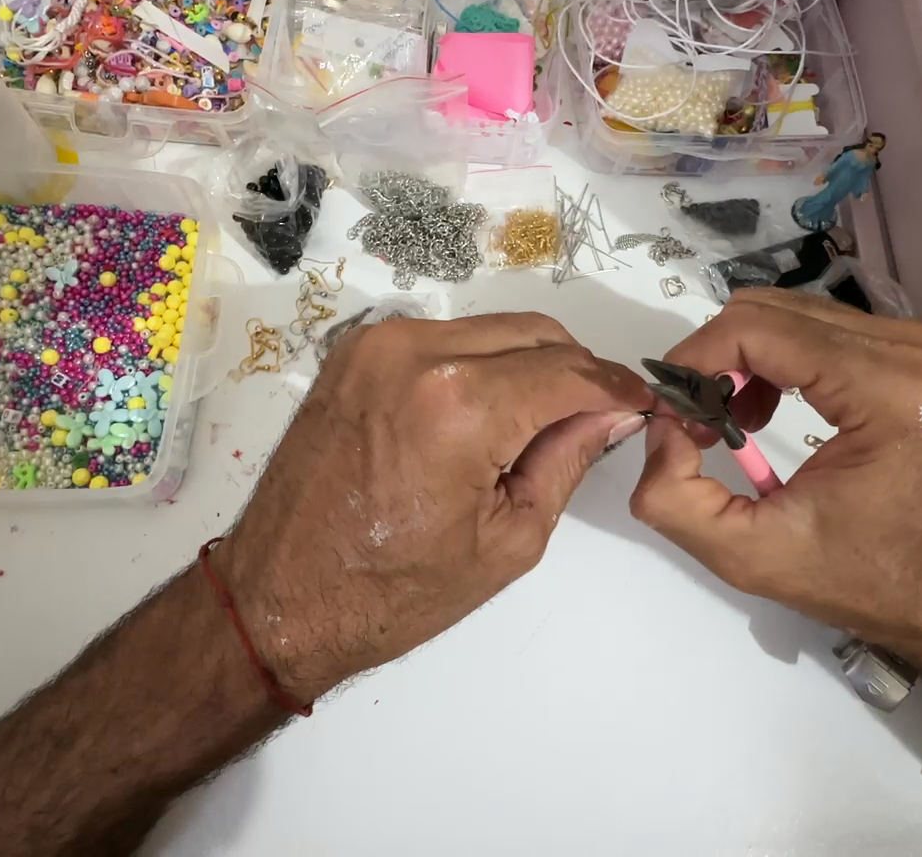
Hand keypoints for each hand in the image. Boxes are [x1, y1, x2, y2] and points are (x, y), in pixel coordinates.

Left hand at [217, 313, 651, 700]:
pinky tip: (482, 410)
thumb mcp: (509, 538)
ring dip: (528, 363)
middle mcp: (417, 352)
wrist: (279, 594)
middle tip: (591, 416)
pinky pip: (444, 337)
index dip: (615, 387)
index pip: (569, 372)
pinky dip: (479, 362)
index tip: (642, 402)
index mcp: (461, 404)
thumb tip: (612, 411)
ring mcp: (379, 343)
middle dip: (575, 369)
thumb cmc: (394, 589)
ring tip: (533, 421)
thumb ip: (568, 458)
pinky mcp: (355, 349)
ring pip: (491, 328)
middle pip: (534, 332)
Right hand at [629, 288, 921, 660]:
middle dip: (714, 360)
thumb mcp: (747, 555)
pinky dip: (768, 359)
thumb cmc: (862, 580)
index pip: (756, 329)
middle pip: (766, 310)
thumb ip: (673, 497)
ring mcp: (912, 344)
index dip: (695, 359)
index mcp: (884, 391)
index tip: (672, 409)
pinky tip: (761, 410)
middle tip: (698, 422)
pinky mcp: (908, 351)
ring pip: (783, 312)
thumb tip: (662, 427)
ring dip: (738, 360)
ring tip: (728, 422)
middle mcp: (905, 349)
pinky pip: (810, 325)